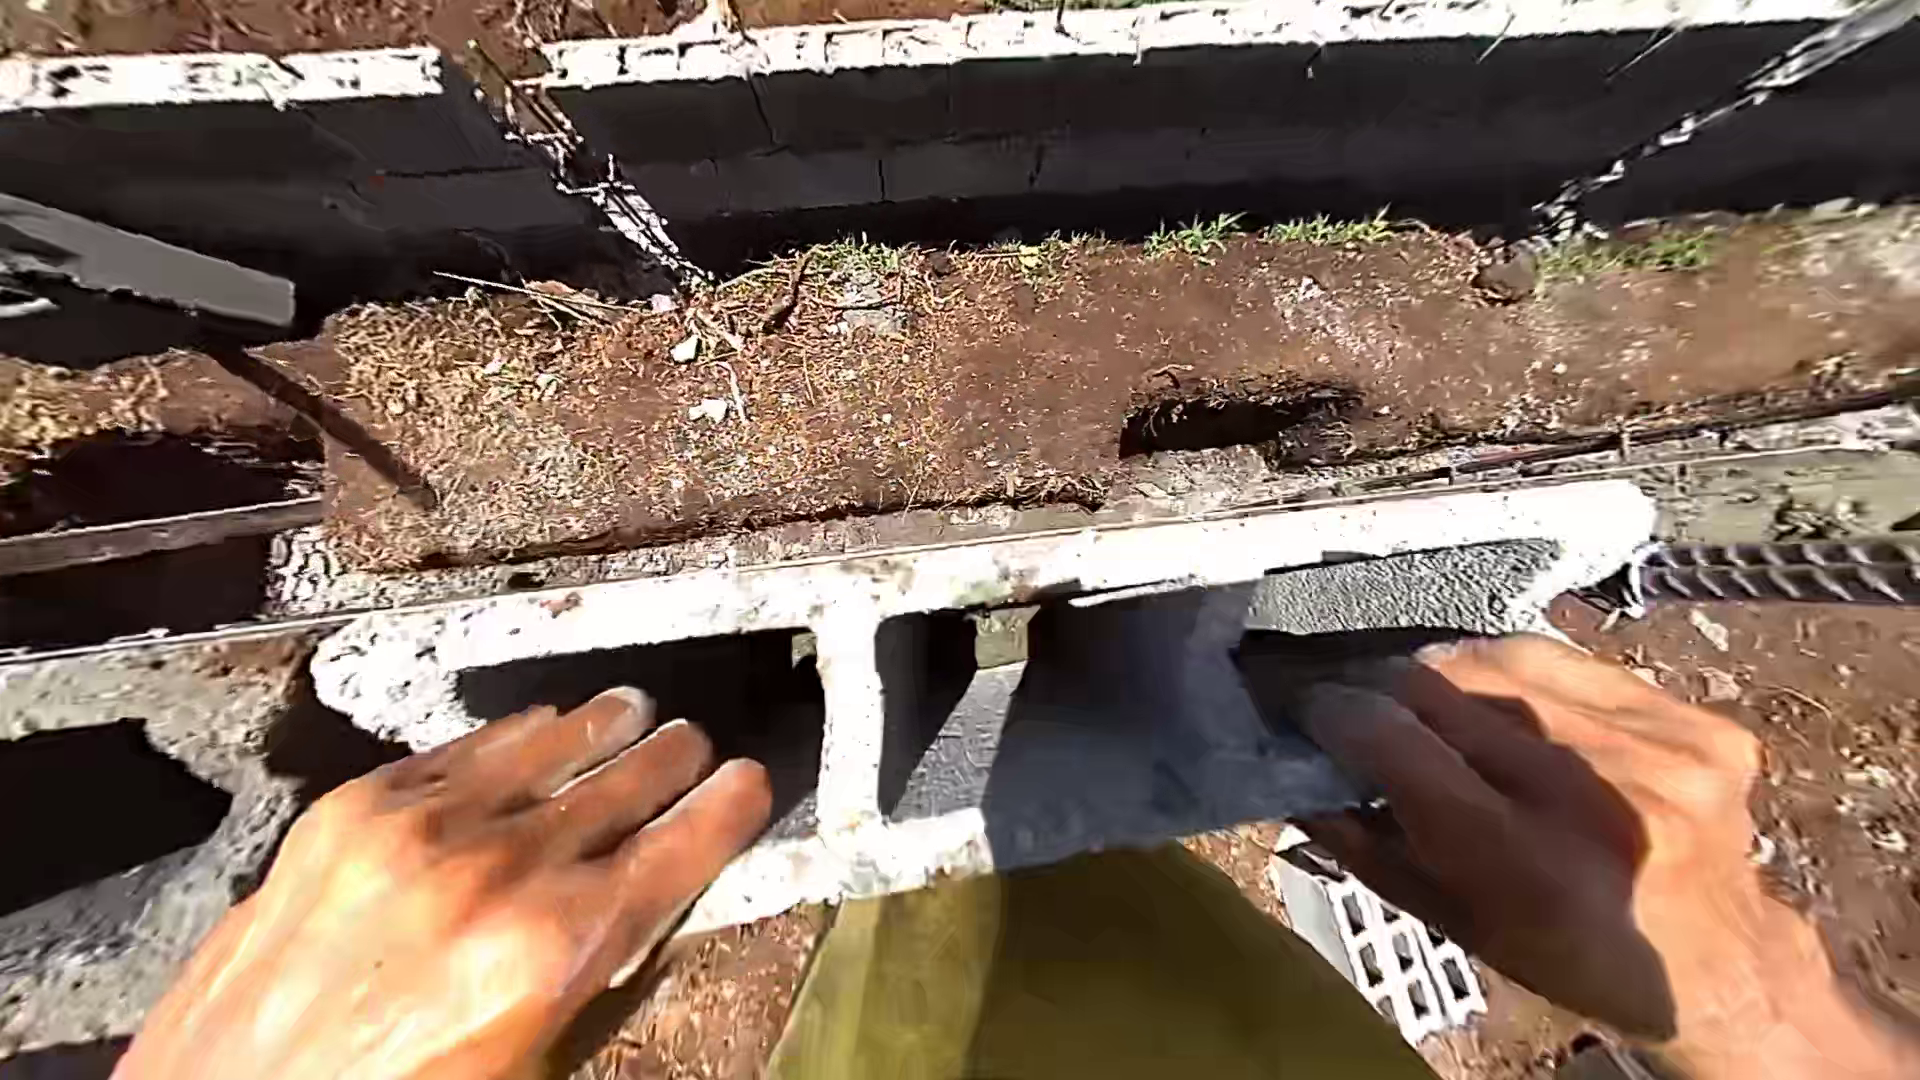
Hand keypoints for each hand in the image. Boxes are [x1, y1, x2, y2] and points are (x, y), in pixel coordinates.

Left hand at [115, 688, 770, 1079]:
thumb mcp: (553, 1050)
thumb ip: (631, 948)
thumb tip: (693, 863)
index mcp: (560, 947)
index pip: (702, 830)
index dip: (743, 795)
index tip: (750, 782)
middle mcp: (504, 872)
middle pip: (653, 761)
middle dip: (684, 758)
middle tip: (688, 758)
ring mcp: (425, 826)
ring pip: (580, 725)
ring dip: (619, 727)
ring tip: (632, 720)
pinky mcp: (361, 803)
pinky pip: (494, 735)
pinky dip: (535, 739)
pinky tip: (544, 744)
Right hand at [1295, 634, 1917, 1078]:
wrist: (1722, 966)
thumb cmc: (1548, 946)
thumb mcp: (1428, 906)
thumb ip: (1343, 829)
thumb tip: (1279, 755)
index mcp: (1522, 862)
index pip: (1390, 737)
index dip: (1330, 710)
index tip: (1304, 707)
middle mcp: (1595, 798)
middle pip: (1429, 684)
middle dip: (1368, 684)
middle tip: (1348, 699)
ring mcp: (1658, 752)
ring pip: (1479, 658)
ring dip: (1427, 673)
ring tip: (1418, 700)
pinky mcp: (1695, 723)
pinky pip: (1548, 655)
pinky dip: (1495, 665)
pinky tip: (1491, 694)